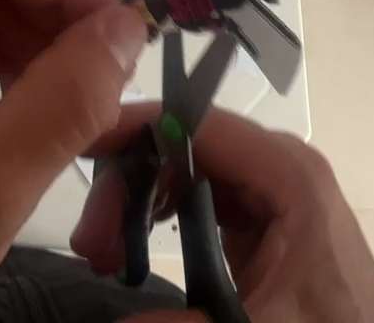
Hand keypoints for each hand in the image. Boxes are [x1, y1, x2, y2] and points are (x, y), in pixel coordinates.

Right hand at [71, 105, 373, 322]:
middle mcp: (276, 162)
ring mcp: (269, 184)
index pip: (198, 123)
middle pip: (183, 144)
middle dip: (130, 182)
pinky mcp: (261, 209)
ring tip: (103, 250)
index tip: (85, 148)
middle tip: (92, 237)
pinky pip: (196, 190)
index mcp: (287, 172)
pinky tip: (131, 245)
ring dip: (138, 199)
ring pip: (183, 165)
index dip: (138, 128)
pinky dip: (158, 211)